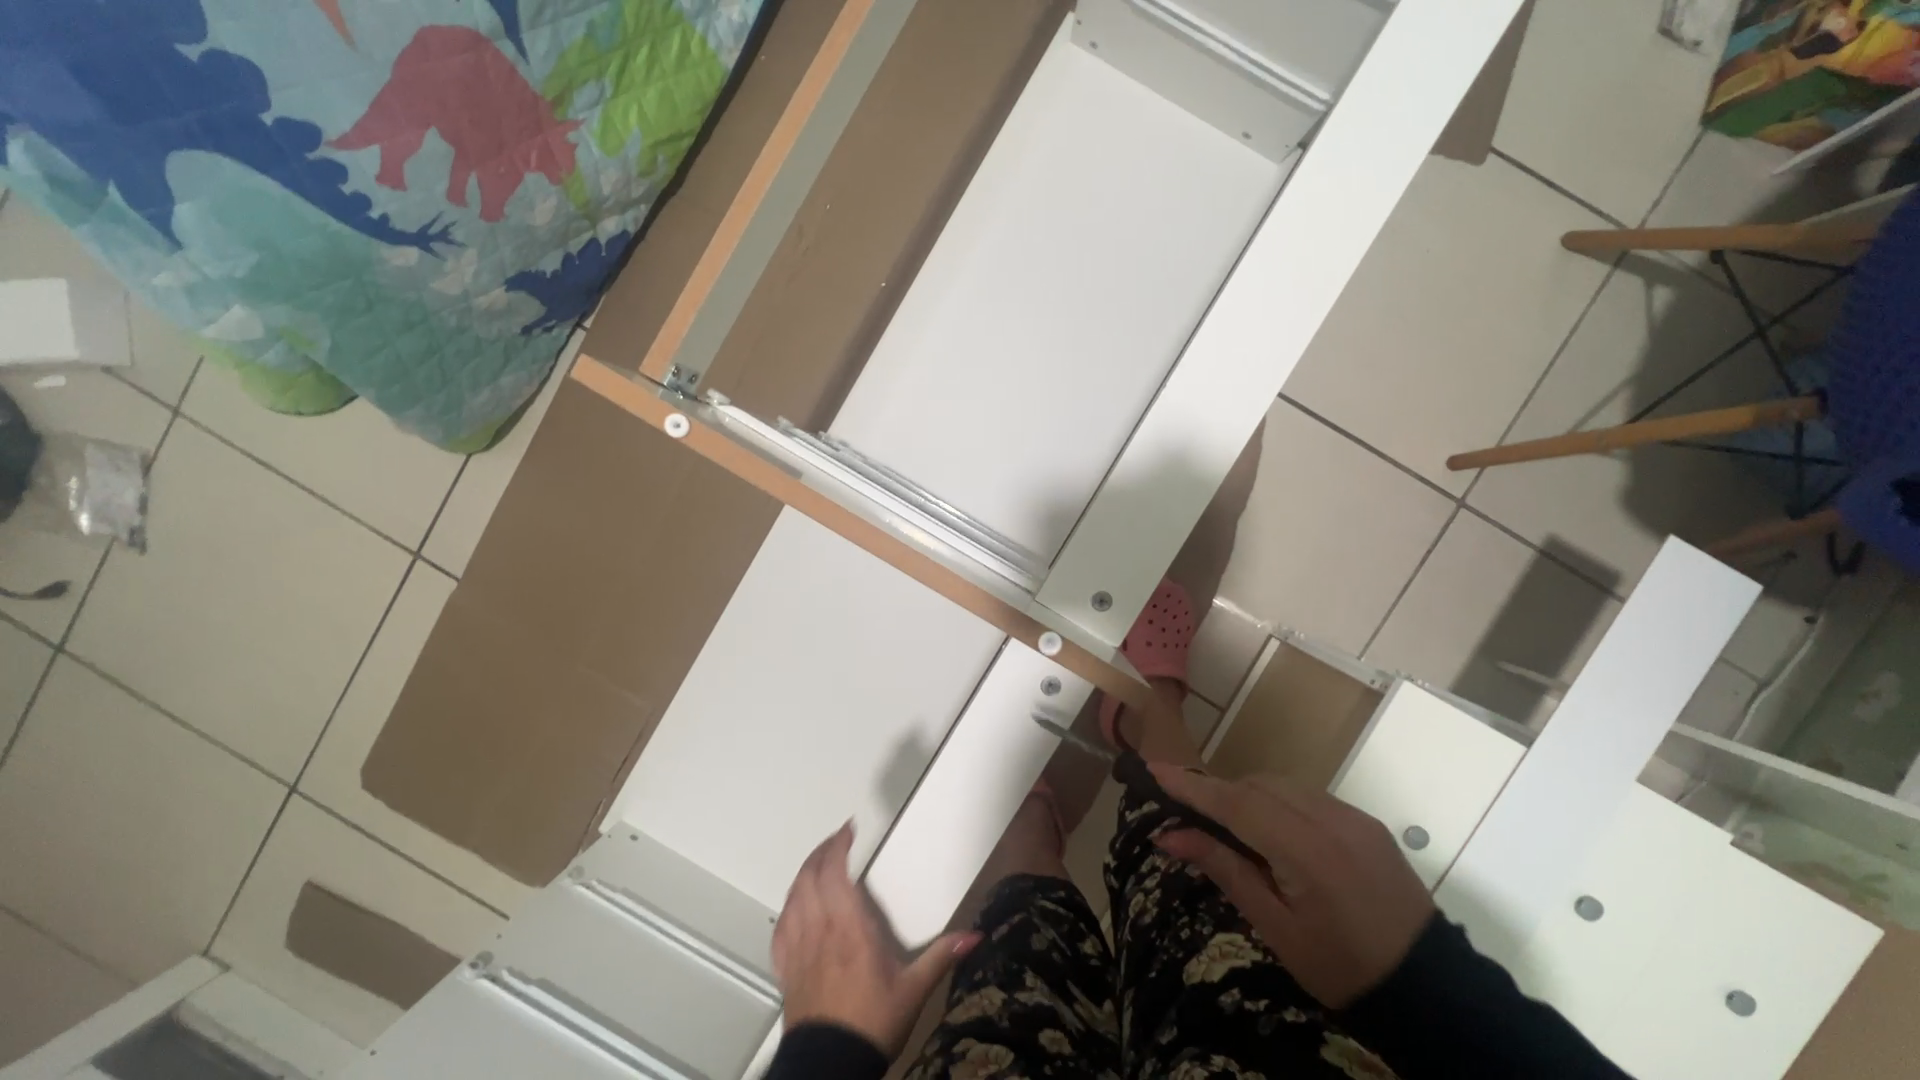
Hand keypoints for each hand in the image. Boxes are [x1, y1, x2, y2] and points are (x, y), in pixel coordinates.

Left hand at [772, 823, 980, 1056]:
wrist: (829, 1066)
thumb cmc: (873, 1023)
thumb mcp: (913, 990)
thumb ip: (940, 957)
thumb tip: (975, 935)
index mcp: (850, 929)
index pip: (835, 874)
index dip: (837, 846)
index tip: (848, 830)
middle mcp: (819, 931)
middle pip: (810, 878)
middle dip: (821, 852)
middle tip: (836, 840)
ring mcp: (798, 949)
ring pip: (793, 897)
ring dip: (803, 874)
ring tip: (818, 864)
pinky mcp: (786, 969)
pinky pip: (781, 927)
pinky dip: (788, 906)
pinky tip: (795, 905)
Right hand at [1150, 765, 1434, 1009]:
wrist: (1427, 987)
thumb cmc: (1339, 966)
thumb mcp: (1274, 925)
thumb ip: (1223, 868)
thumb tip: (1168, 834)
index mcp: (1306, 850)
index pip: (1236, 802)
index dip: (1192, 785)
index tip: (1154, 770)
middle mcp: (1330, 819)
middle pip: (1257, 786)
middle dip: (1218, 793)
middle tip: (1186, 815)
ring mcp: (1353, 817)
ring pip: (1283, 786)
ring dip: (1248, 796)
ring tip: (1227, 829)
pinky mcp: (1366, 823)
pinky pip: (1309, 797)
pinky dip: (1279, 804)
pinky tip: (1272, 834)